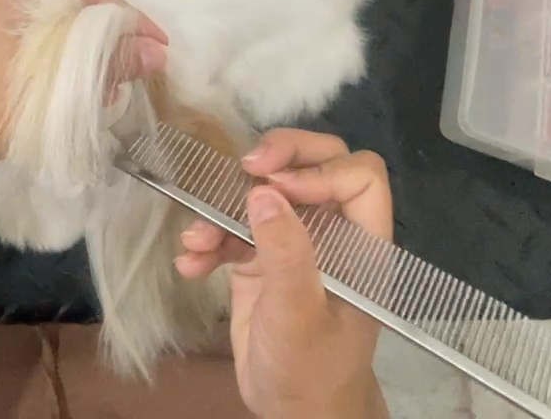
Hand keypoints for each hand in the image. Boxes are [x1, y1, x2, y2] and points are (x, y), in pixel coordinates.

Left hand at [0, 0, 168, 181]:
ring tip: (99, 88)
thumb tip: (157, 52)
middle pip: (67, 3)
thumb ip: (110, 61)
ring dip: (79, 48)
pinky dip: (52, 53)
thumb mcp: (58, 87)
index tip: (153, 45)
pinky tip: (65, 86)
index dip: (125, 15)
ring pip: (48, 21)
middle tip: (125, 72)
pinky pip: (25, 34)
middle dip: (103, 36)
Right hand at [175, 130, 393, 418]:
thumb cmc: (311, 372)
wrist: (291, 416)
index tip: (278, 187)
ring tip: (199, 240)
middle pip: (314, 162)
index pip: (358, 176)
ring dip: (224, 207)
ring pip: (264, 190)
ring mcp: (292, 240)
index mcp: (359, 243)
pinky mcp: (258, 256)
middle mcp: (329, 231)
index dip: (321, 169)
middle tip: (245, 167)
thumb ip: (286, 255)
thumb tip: (263, 192)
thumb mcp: (299, 316)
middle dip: (276, 158)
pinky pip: (231, 225)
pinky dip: (208, 239)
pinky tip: (191, 264)